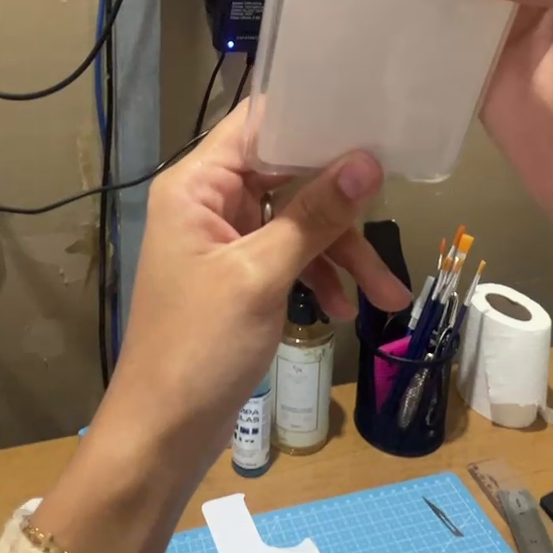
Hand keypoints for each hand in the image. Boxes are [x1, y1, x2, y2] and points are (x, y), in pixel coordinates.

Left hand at [30, 108, 410, 552]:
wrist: (161, 436)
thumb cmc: (199, 348)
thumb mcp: (261, 276)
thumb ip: (315, 216)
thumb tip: (368, 162)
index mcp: (197, 183)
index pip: (257, 123)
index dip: (309, 115)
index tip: (365, 118)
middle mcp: (209, 199)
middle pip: (286, 174)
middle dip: (340, 203)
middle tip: (391, 211)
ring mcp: (225, 237)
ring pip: (295, 219)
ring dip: (340, 252)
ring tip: (388, 297)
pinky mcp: (239, 271)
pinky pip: (288, 254)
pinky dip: (318, 275)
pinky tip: (342, 310)